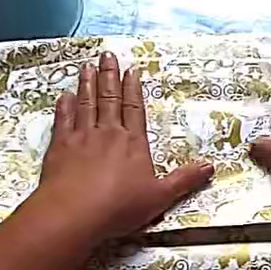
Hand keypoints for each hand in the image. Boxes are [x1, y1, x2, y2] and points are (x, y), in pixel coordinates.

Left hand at [26, 51, 213, 242]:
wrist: (74, 214)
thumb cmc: (119, 207)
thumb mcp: (160, 197)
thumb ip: (184, 180)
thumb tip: (210, 166)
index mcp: (133, 143)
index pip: (134, 109)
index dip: (133, 89)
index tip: (131, 70)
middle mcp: (108, 134)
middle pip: (110, 99)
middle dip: (109, 76)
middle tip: (107, 56)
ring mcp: (82, 138)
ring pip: (86, 104)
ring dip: (87, 85)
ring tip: (87, 67)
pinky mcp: (60, 147)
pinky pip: (63, 121)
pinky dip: (64, 107)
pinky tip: (64, 96)